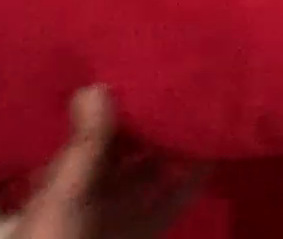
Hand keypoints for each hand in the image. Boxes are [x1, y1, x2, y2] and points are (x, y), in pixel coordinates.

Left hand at [10, 86, 207, 238]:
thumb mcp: (64, 200)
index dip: (122, 97)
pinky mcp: (146, 231)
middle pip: (131, 144)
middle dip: (157, 115)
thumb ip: (85, 149)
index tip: (156, 61)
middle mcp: (95, 189)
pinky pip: (175, 198)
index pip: (97, 127)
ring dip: (179, 142)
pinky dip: (195, 177)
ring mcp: (122, 213)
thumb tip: (97, 82)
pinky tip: (217, 151)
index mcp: (66, 177)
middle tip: (195, 74)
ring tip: (212, 103)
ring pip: (156, 167)